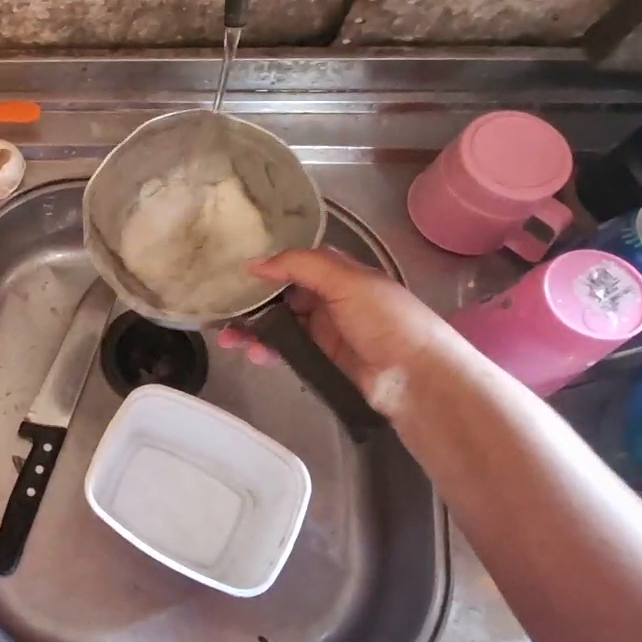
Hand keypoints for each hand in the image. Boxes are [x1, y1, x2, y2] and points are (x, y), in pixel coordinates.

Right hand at [219, 247, 462, 419]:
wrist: (417, 378)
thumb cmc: (386, 320)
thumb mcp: (346, 280)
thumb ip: (299, 265)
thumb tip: (254, 263)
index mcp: (342, 276)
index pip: (298, 265)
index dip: (269, 268)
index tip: (237, 274)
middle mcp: (333, 301)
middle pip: (283, 298)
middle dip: (253, 304)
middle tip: (224, 312)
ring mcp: (327, 333)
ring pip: (280, 326)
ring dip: (254, 331)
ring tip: (230, 340)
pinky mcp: (322, 362)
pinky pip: (287, 352)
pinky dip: (268, 351)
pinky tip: (254, 354)